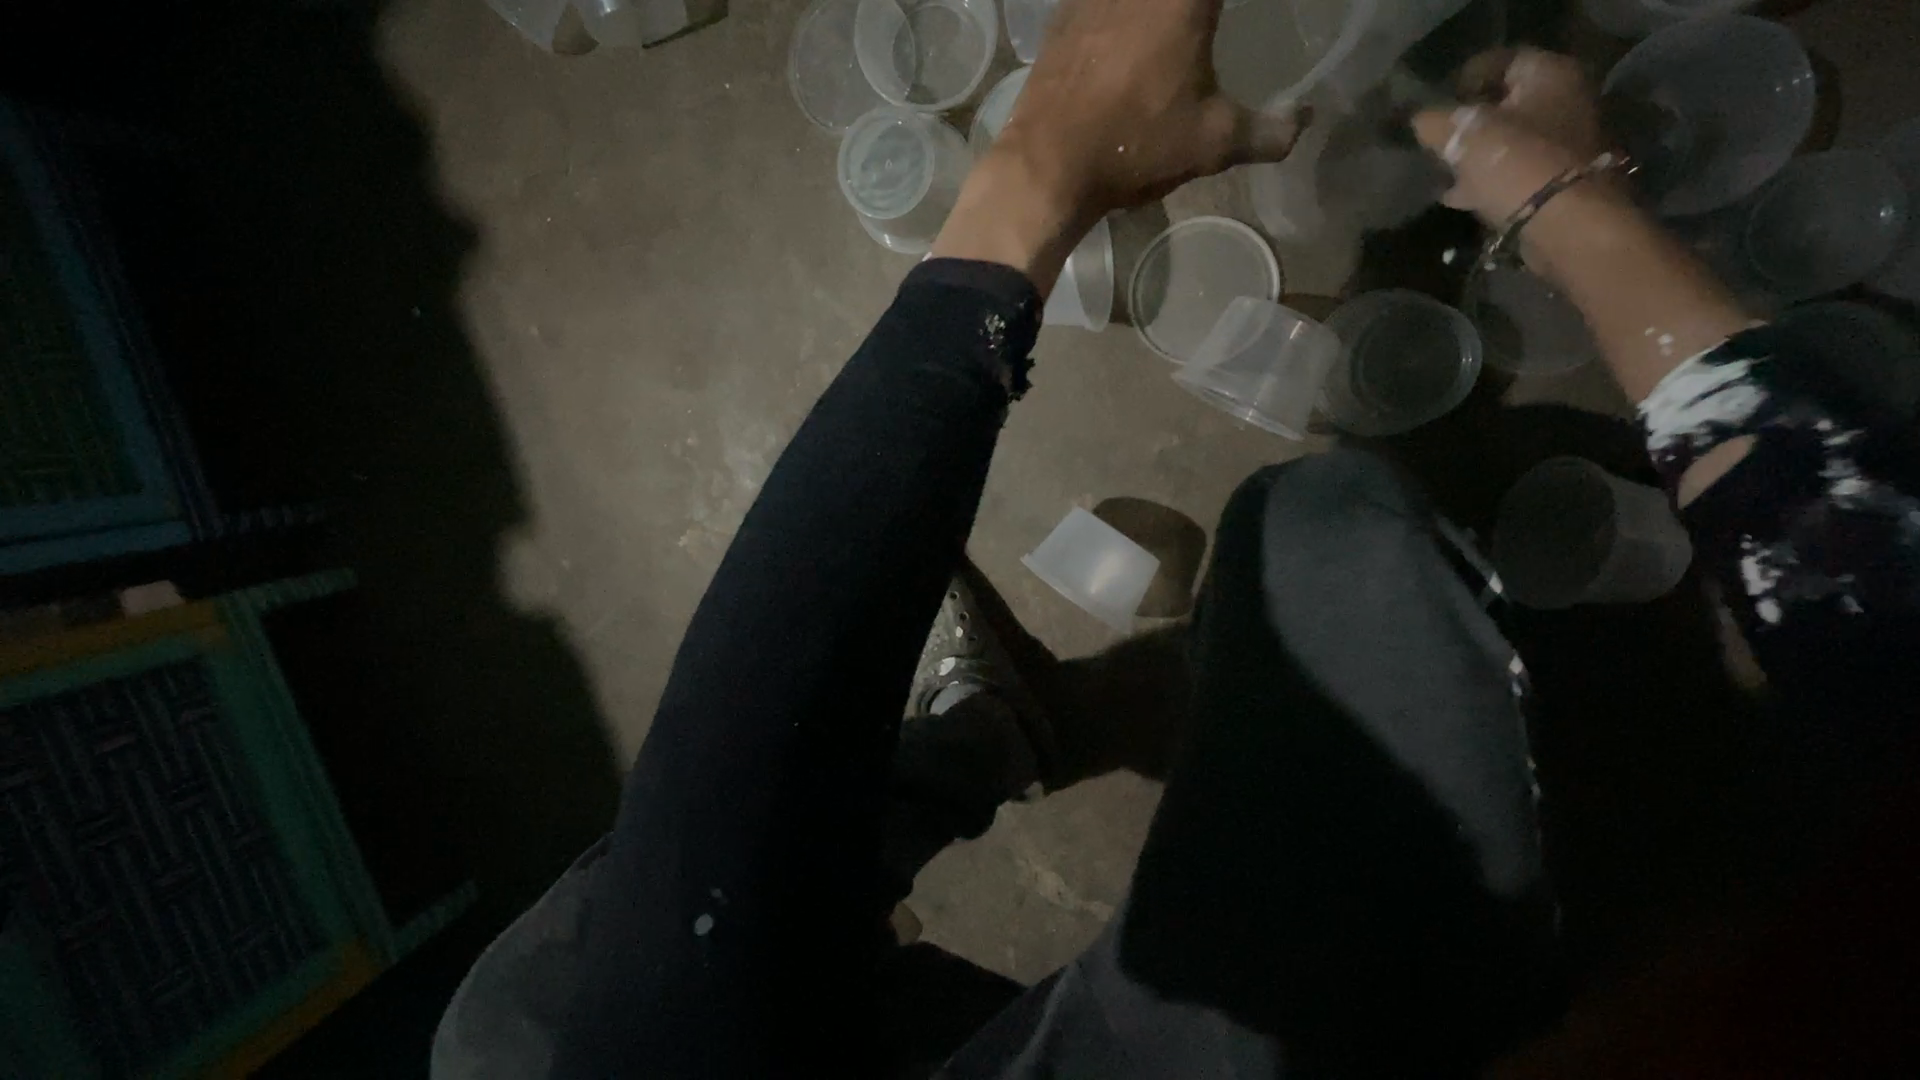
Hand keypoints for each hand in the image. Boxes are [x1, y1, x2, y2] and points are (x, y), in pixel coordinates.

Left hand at [931, 0, 1306, 288]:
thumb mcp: (1212, 143)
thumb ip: (1266, 130)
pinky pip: (1098, 1)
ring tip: (1172, 26)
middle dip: (1194, 7)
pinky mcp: (1063, 15)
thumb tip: (1302, 123)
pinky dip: (1116, 12)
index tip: (1227, 16)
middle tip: (1202, 22)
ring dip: (1153, 10)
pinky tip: (1122, 28)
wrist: (1047, 166)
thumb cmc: (1135, 146)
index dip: (1221, 4)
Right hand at [1410, 48, 1617, 226]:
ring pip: (1506, 140)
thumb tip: (1419, 120)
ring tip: (1440, 172)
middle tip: (1434, 141)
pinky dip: (1484, 180)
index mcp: (1548, 75)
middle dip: (1466, 123)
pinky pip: (1512, 170)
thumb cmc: (1514, 164)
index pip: (1500, 62)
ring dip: (1472, 155)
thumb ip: (1434, 122)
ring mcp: (1563, 141)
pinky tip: (1456, 196)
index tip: (1434, 103)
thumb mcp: (1462, 137)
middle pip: (1503, 103)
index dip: (1463, 79)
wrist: (1560, 221)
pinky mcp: (1555, 177)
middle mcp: (1564, 100)